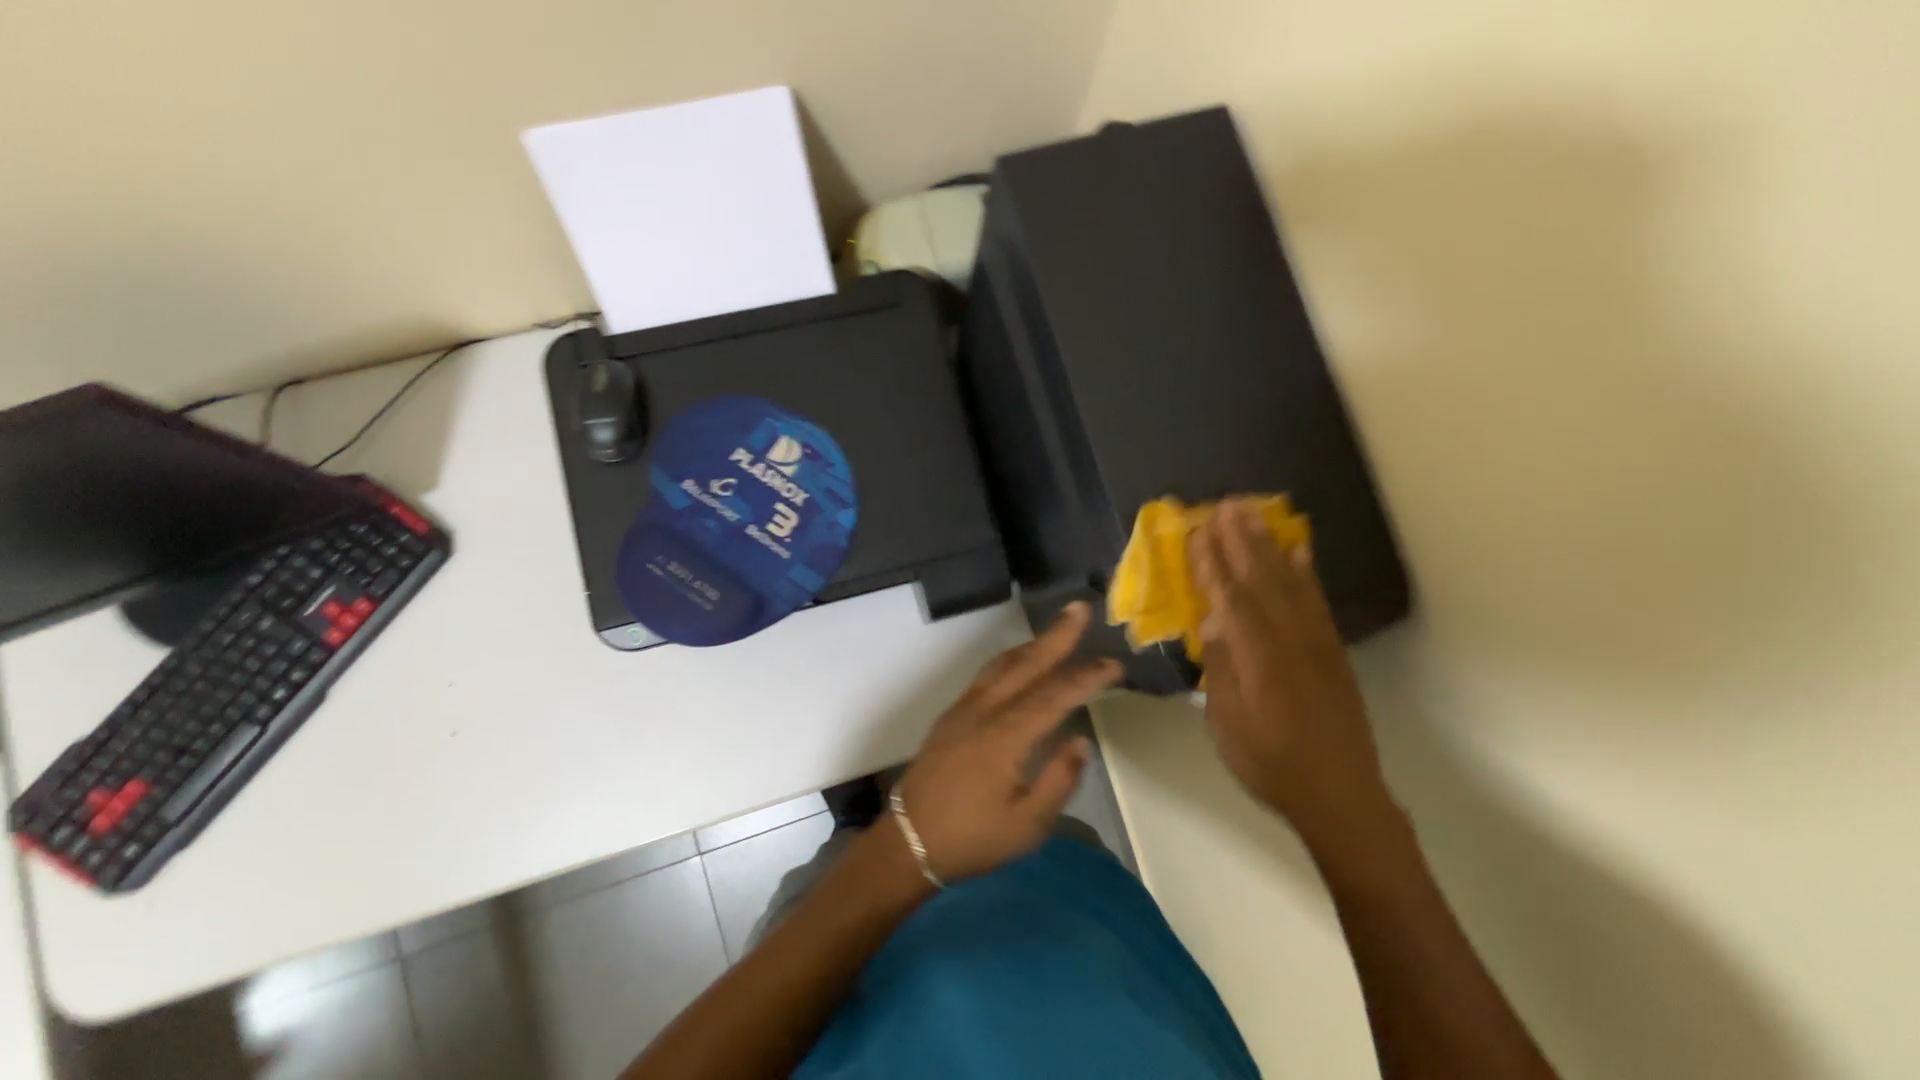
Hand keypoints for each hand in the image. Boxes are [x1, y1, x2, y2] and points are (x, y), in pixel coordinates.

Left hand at [891, 603, 1121, 882]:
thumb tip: (1080, 741)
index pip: (1054, 696)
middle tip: (1080, 609)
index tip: (1114, 664)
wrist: (908, 842)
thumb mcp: (1027, 825)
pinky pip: (985, 677)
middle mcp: (983, 712)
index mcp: (1006, 737)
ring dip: (1032, 645)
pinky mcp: (949, 718)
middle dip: (1056, 636)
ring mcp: (962, 711)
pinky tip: (1018, 664)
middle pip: (1026, 664)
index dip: (1087, 677)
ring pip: (1002, 665)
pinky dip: (1010, 661)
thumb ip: (1058, 780)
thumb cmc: (971, 839)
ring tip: (1056, 631)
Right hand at [1190, 500, 1397, 844]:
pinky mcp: (1332, 651)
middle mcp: (1289, 639)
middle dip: (1241, 540)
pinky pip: (1317, 600)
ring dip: (1270, 545)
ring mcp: (1316, 642)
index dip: (1212, 563)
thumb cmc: (1271, 763)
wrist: (1339, 793)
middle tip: (1226, 505)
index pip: (1230, 598)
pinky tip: (1299, 552)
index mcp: (1257, 657)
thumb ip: (1221, 669)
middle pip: (1261, 579)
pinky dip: (1306, 572)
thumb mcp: (1228, 723)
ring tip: (1254, 515)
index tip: (1198, 531)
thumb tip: (1213, 623)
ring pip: (1290, 582)